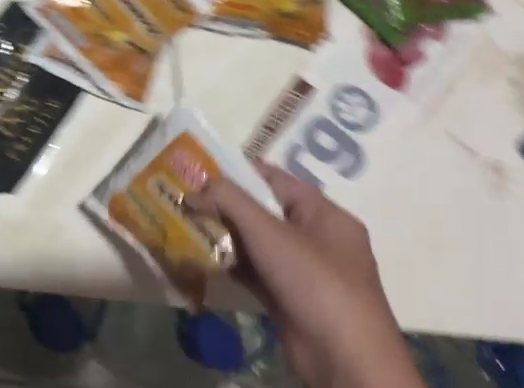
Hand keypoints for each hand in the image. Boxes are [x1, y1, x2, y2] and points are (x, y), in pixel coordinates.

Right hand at [193, 162, 422, 387]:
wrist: (344, 359)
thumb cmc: (314, 282)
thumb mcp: (268, 231)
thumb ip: (227, 199)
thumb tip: (192, 189)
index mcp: (325, 215)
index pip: (274, 179)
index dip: (234, 169)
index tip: (193, 165)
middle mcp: (317, 238)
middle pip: (260, 209)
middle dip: (219, 202)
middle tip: (179, 193)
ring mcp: (303, 269)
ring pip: (253, 239)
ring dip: (219, 232)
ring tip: (179, 219)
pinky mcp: (288, 294)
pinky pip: (251, 267)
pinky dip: (226, 260)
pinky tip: (195, 253)